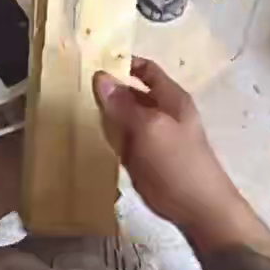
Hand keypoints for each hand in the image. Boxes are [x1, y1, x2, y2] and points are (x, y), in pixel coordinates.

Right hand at [93, 57, 267, 253]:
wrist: (196, 207)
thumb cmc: (178, 162)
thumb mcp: (149, 128)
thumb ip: (124, 104)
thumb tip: (100, 77)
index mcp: (170, 99)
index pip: (146, 70)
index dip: (124, 63)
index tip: (94, 62)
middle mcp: (161, 112)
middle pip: (131, 92)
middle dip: (108, 88)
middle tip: (74, 85)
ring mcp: (150, 135)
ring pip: (123, 116)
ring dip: (103, 112)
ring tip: (73, 106)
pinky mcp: (141, 156)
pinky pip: (120, 138)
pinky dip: (106, 134)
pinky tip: (86, 133)